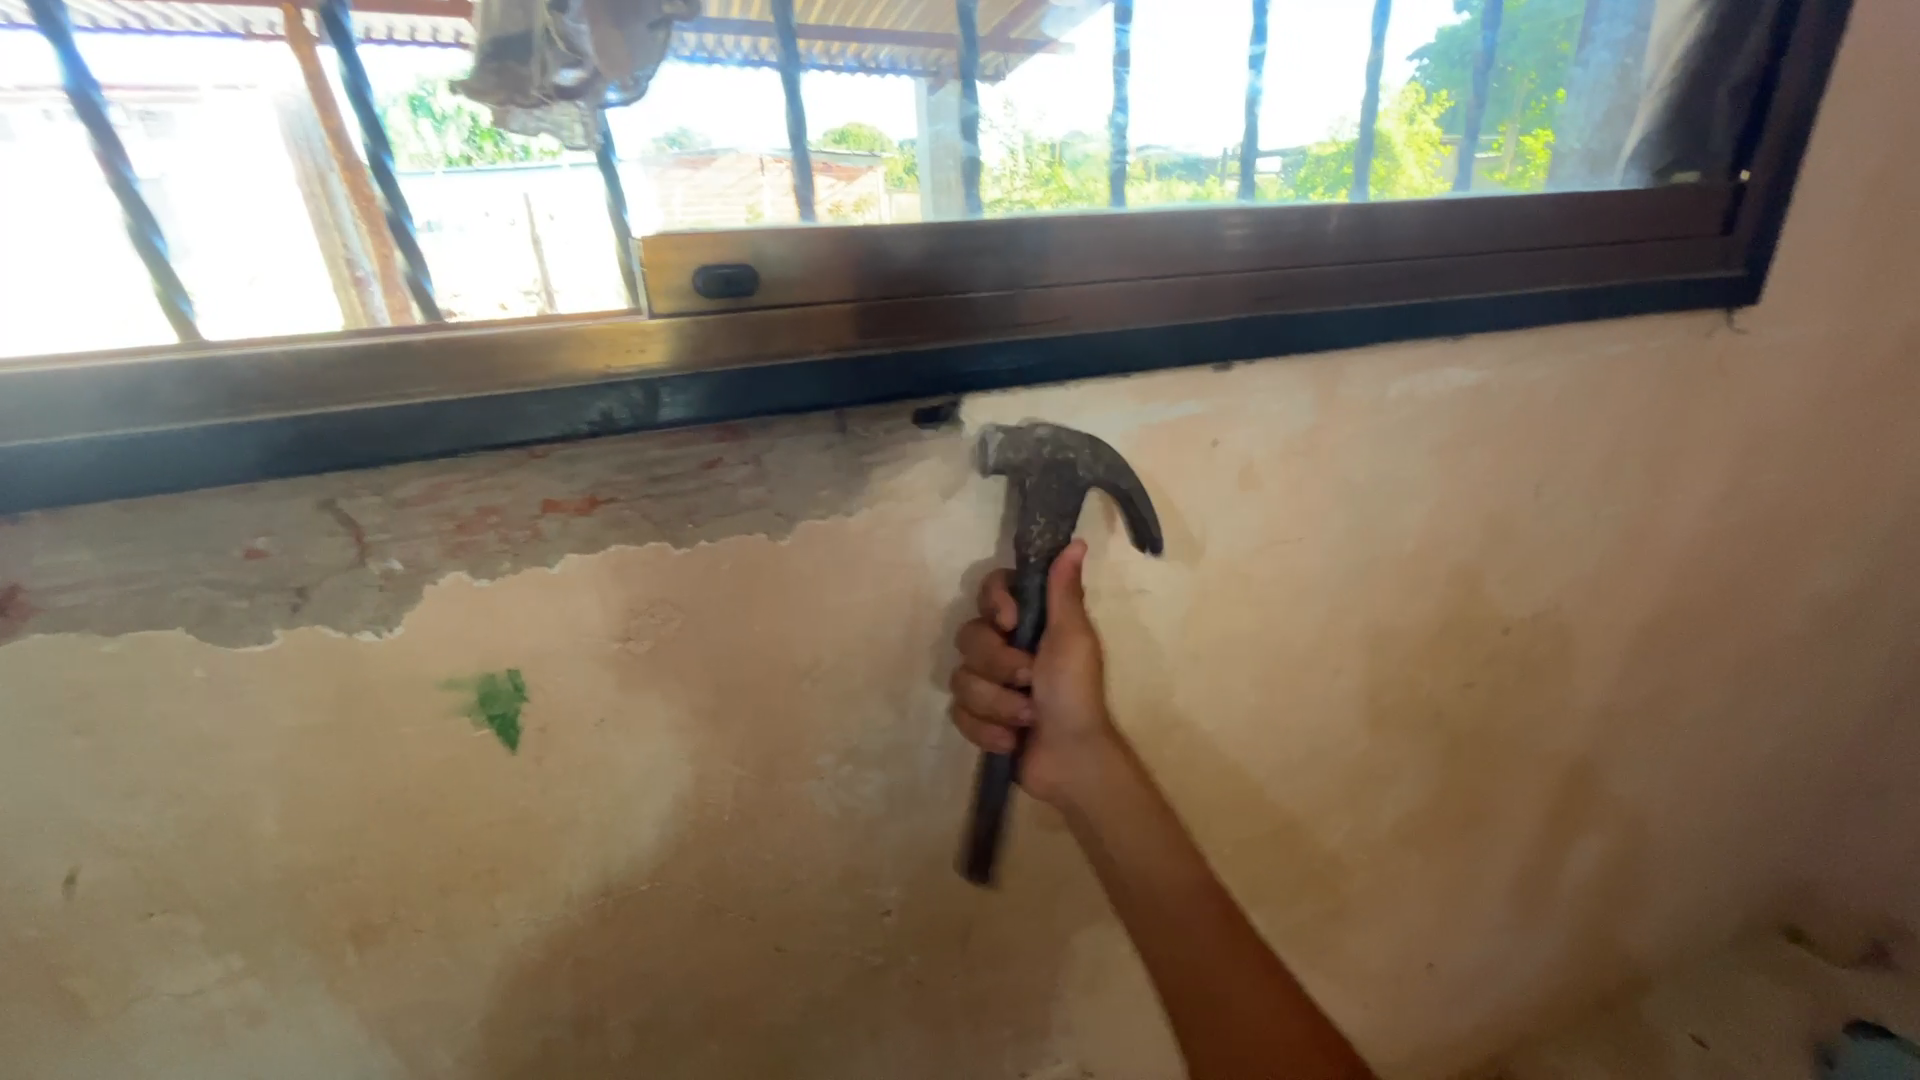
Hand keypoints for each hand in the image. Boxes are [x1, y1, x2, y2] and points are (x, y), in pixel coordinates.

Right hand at [948, 539, 1120, 807]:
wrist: (1070, 758)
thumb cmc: (1076, 693)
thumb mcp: (1073, 637)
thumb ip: (1064, 591)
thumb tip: (1076, 542)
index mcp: (1029, 623)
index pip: (990, 590)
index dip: (994, 604)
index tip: (1013, 622)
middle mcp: (1003, 647)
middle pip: (969, 637)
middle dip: (999, 666)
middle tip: (1030, 681)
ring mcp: (988, 683)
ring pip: (961, 679)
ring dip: (998, 704)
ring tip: (1028, 718)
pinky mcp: (977, 718)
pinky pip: (959, 713)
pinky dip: (987, 730)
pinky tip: (1012, 740)